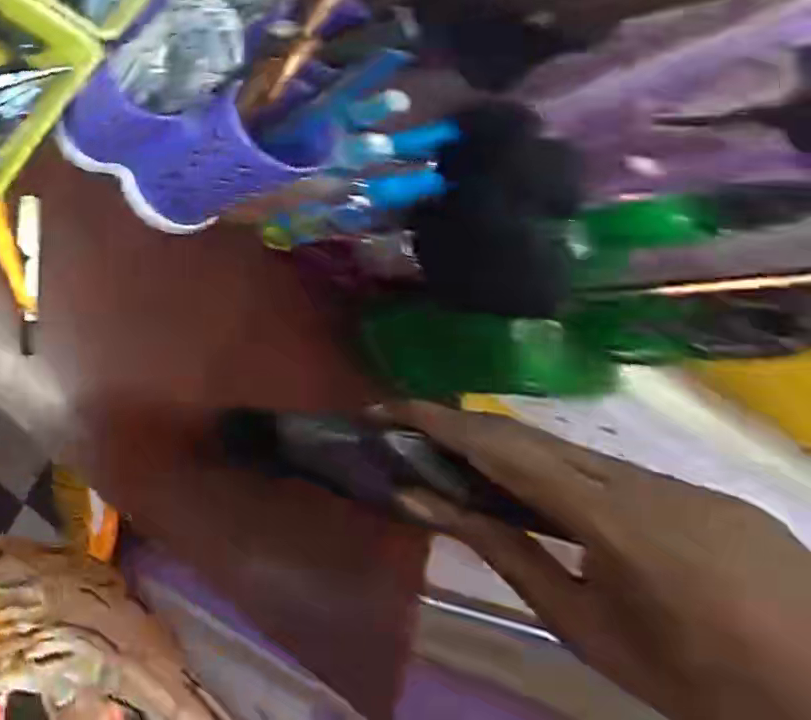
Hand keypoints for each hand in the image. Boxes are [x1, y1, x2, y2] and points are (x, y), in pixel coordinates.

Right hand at [387, 402, 810, 719]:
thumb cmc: (705, 690)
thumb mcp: (587, 629)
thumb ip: (500, 551)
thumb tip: (412, 497)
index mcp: (623, 524)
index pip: (504, 448)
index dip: (435, 421)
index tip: (380, 409)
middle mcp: (659, 488)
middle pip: (534, 438)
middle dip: (461, 428)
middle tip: (404, 431)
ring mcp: (697, 491)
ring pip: (575, 453)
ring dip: (509, 451)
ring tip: (461, 464)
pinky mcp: (720, 502)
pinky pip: (617, 473)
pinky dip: (561, 473)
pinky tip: (545, 500)